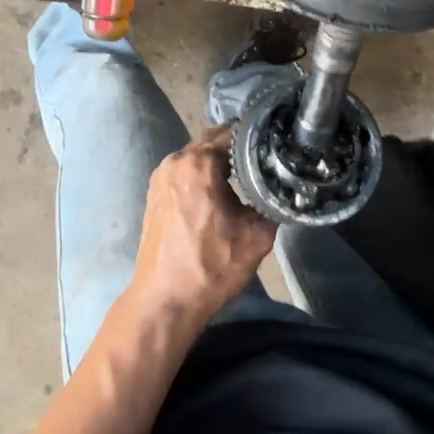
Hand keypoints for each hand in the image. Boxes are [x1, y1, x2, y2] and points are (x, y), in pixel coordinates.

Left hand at [128, 126, 276, 325]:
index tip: (275, 148)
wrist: (164, 301)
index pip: (233, 132)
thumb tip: (280, 193)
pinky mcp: (153, 194)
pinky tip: (218, 195)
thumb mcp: (256, 236)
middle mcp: (175, 161)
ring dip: (216, 163)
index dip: (257, 138)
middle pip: (211, 141)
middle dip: (236, 148)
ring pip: (195, 157)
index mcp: (199, 163)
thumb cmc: (211, 266)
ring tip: (243, 179)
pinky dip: (200, 177)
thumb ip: (272, 205)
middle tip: (262, 162)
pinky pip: (183, 173)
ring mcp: (160, 177)